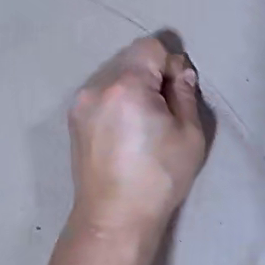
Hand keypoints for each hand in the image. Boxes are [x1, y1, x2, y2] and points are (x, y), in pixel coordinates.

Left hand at [67, 35, 209, 237]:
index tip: (179, 94)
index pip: (151, 48)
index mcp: (126, 86)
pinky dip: (118, 101)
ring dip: (134, 87)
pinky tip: (127, 132)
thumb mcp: (189, 135)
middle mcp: (97, 86)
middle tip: (166, 110)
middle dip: (152, 74)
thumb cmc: (159, 178)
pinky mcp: (75, 120)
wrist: (115, 217)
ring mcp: (81, 103)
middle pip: (131, 58)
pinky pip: (102, 94)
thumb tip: (181, 74)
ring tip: (145, 124)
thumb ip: (186, 96)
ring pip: (115, 76)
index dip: (171, 64)